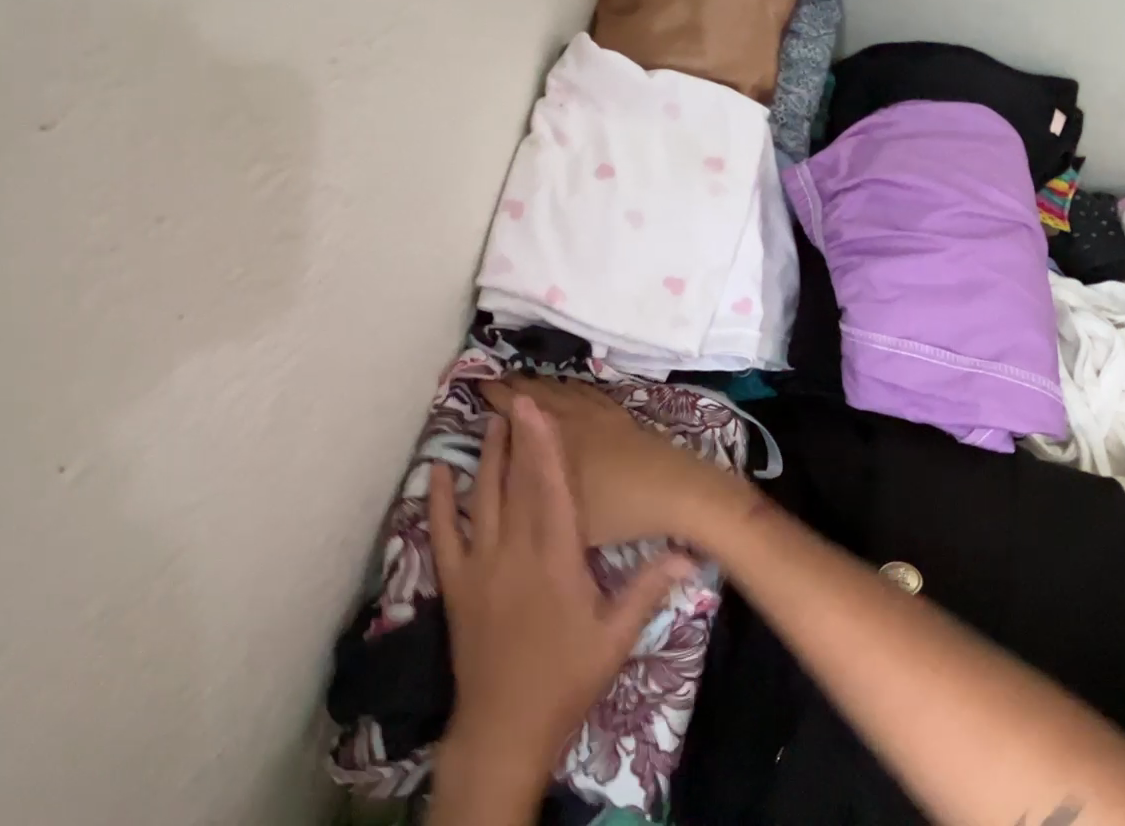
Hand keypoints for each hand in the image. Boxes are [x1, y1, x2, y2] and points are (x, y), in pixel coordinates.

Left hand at [429, 395, 693, 822]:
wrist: (505, 725)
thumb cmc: (567, 679)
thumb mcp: (615, 638)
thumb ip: (647, 589)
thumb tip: (688, 554)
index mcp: (556, 559)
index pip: (552, 489)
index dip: (544, 445)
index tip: (537, 408)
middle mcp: (514, 551)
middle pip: (515, 483)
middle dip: (515, 437)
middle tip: (513, 398)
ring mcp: (479, 565)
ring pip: (481, 498)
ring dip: (484, 458)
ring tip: (489, 423)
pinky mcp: (454, 584)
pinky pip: (442, 534)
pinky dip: (437, 500)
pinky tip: (436, 471)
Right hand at [480, 375, 750, 546]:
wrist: (676, 491)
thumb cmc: (617, 509)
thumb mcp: (564, 512)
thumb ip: (532, 493)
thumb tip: (505, 482)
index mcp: (554, 436)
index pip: (517, 408)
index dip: (496, 396)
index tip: (476, 385)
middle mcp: (573, 416)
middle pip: (538, 393)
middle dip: (513, 386)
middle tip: (494, 380)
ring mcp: (600, 413)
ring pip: (562, 389)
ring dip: (541, 384)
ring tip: (525, 382)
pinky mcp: (622, 417)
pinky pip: (588, 392)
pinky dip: (571, 388)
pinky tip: (571, 390)